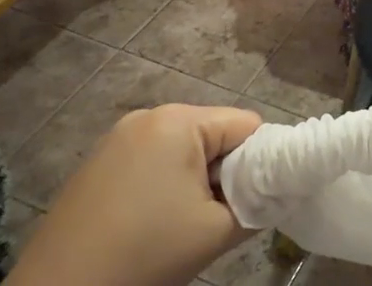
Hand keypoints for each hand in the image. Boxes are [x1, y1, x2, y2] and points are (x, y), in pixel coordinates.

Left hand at [5, 104, 261, 285]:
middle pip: (214, 135)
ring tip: (178, 226)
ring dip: (194, 182)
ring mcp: (115, 140)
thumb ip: (261, 202)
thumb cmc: (143, 255)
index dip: (259, 163)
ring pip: (183, 151)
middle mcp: (147, 116)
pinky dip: (161, 188)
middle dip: (223, 174)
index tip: (248, 203)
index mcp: (178, 119)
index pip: (248, 126)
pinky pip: (150, 163)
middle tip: (211, 219)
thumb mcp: (218, 232)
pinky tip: (147, 226)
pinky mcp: (94, 166)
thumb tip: (278, 189)